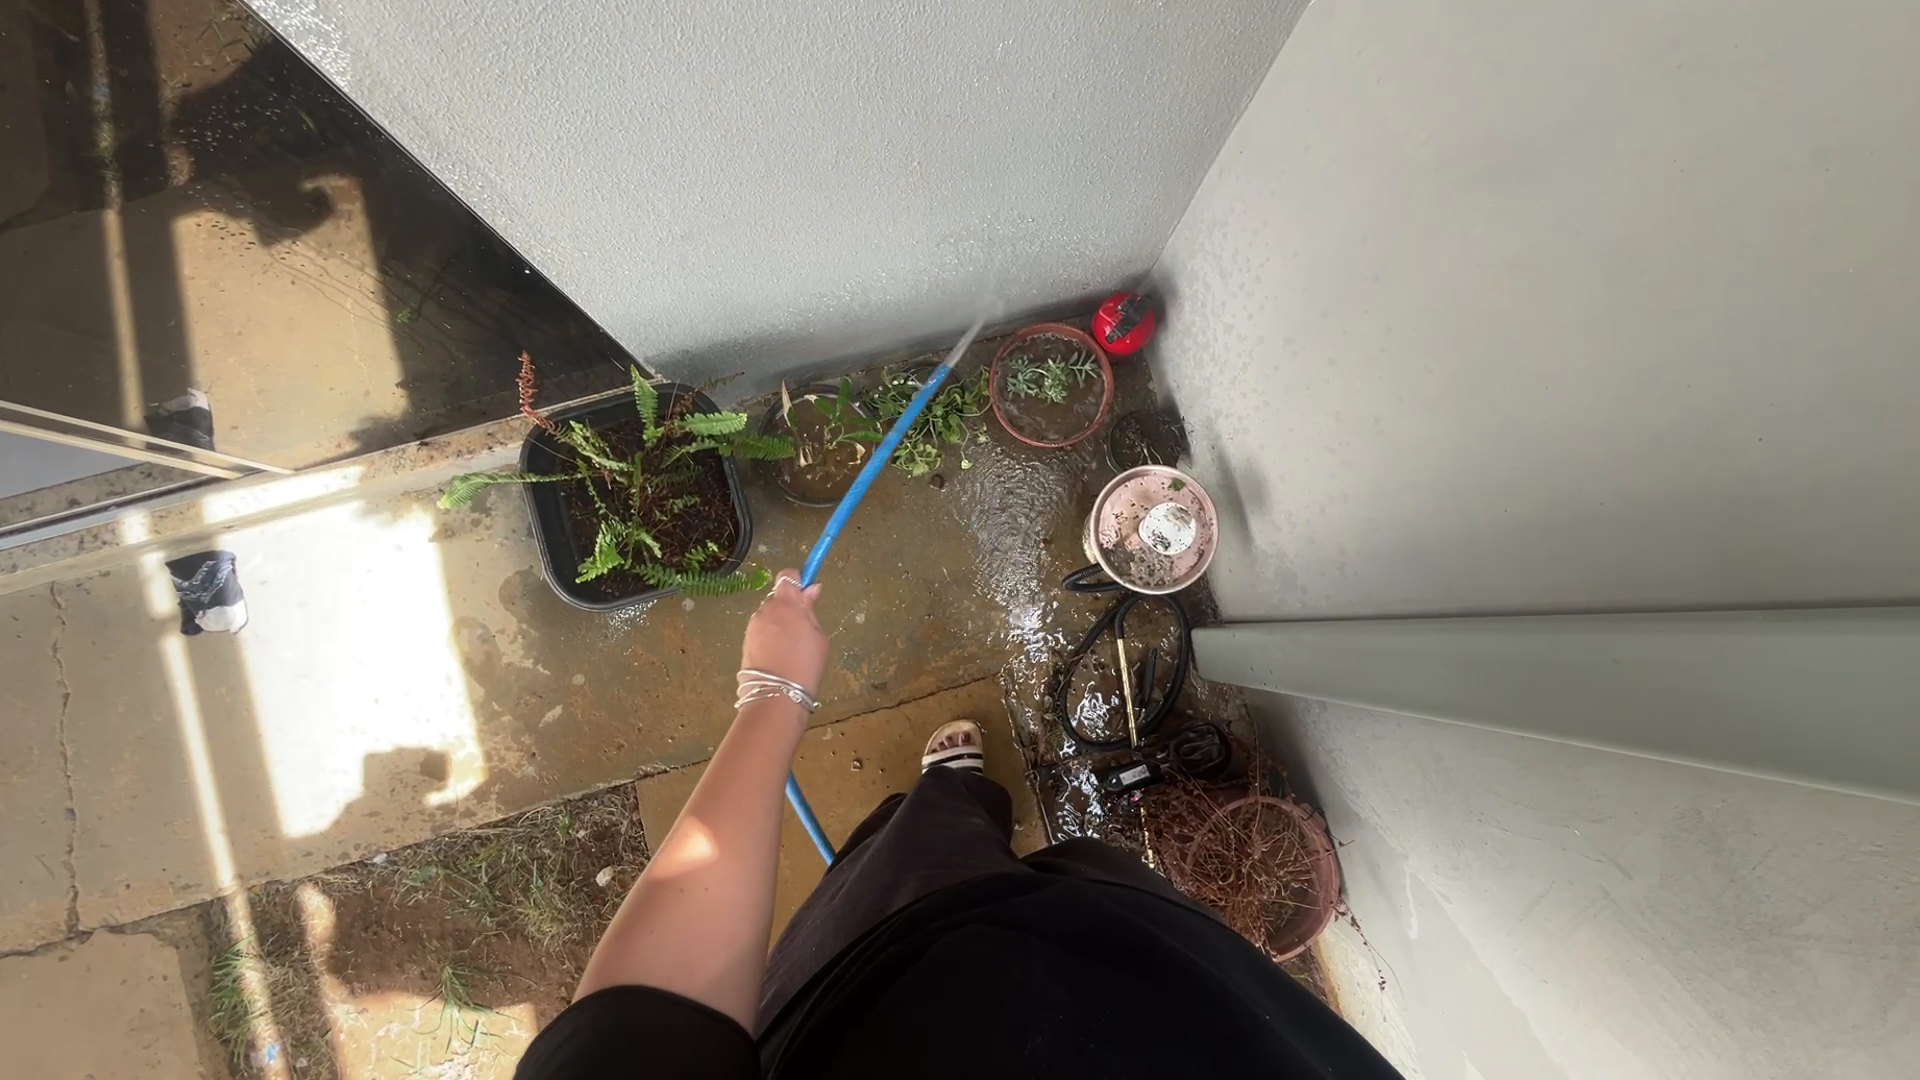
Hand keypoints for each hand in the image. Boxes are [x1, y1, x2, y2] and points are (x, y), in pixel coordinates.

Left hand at [740, 569, 827, 695]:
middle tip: (802, 629)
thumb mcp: (819, 636)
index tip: (806, 596)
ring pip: (769, 616)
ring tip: (790, 648)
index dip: (797, 582)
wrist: (777, 694)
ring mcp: (753, 625)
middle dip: (789, 607)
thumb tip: (811, 589)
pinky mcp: (745, 641)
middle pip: (778, 598)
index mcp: (786, 603)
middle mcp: (765, 609)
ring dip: (778, 624)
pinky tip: (779, 656)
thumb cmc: (806, 663)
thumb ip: (811, 610)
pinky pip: (761, 631)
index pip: (787, 576)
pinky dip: (770, 637)